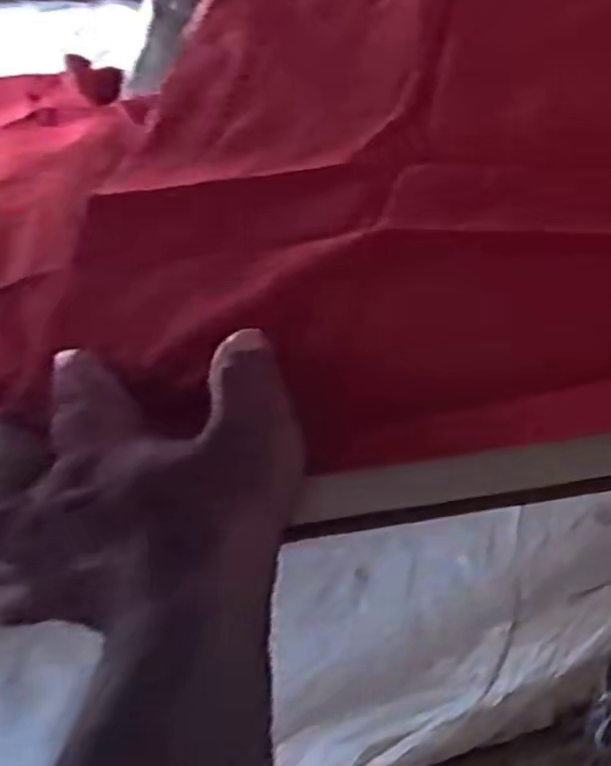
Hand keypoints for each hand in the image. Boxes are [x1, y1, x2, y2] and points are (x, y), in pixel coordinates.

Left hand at [0, 330, 303, 631]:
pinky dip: (1, 583)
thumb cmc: (225, 506)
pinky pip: (2, 591)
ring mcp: (34, 551)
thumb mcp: (258, 434)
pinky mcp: (40, 596)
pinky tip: (7, 582)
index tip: (68, 358)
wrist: (190, 598)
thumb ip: (246, 385)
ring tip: (2, 502)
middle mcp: (49, 496)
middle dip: (3, 440)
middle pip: (5, 462)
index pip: (86, 406)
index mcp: (103, 455)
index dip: (80, 380)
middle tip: (5, 428)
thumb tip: (239, 336)